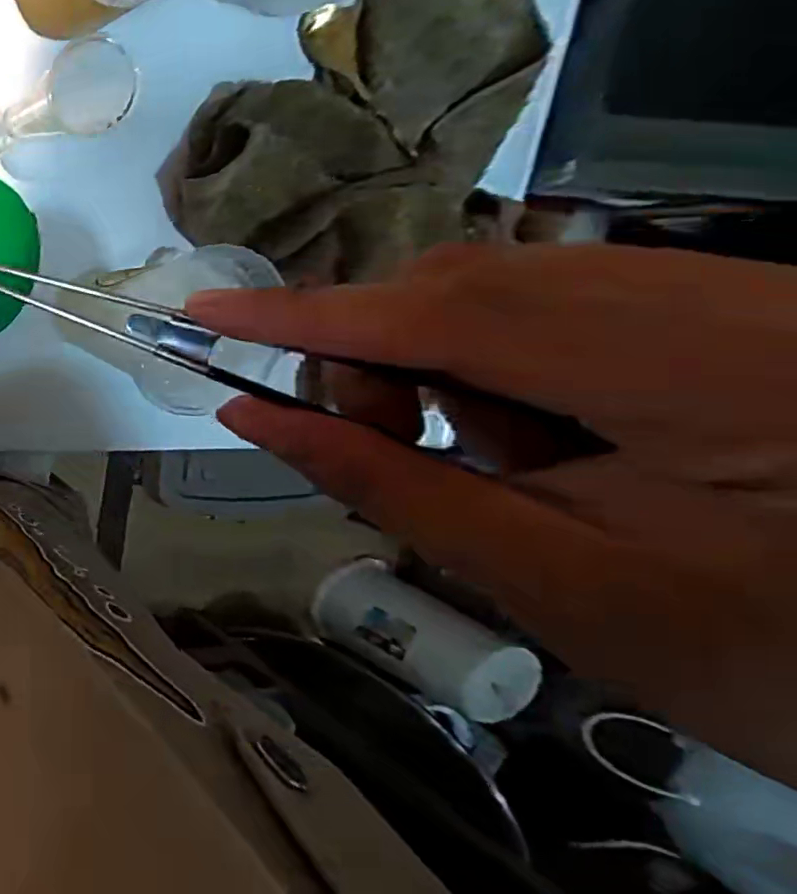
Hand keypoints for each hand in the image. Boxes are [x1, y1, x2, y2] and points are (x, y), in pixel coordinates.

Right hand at [187, 243, 796, 784]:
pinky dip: (498, 357)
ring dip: (436, 359)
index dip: (306, 314)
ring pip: (503, 285)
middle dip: (380, 354)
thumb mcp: (548, 581)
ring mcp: (742, 295)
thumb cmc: (772, 662)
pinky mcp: (739, 309)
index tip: (205, 312)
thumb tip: (251, 414)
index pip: (439, 317)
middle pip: (463, 283)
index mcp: (706, 375)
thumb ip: (383, 483)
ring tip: (477, 449)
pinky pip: (560, 300)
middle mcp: (729, 300)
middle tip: (377, 437)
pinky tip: (538, 427)